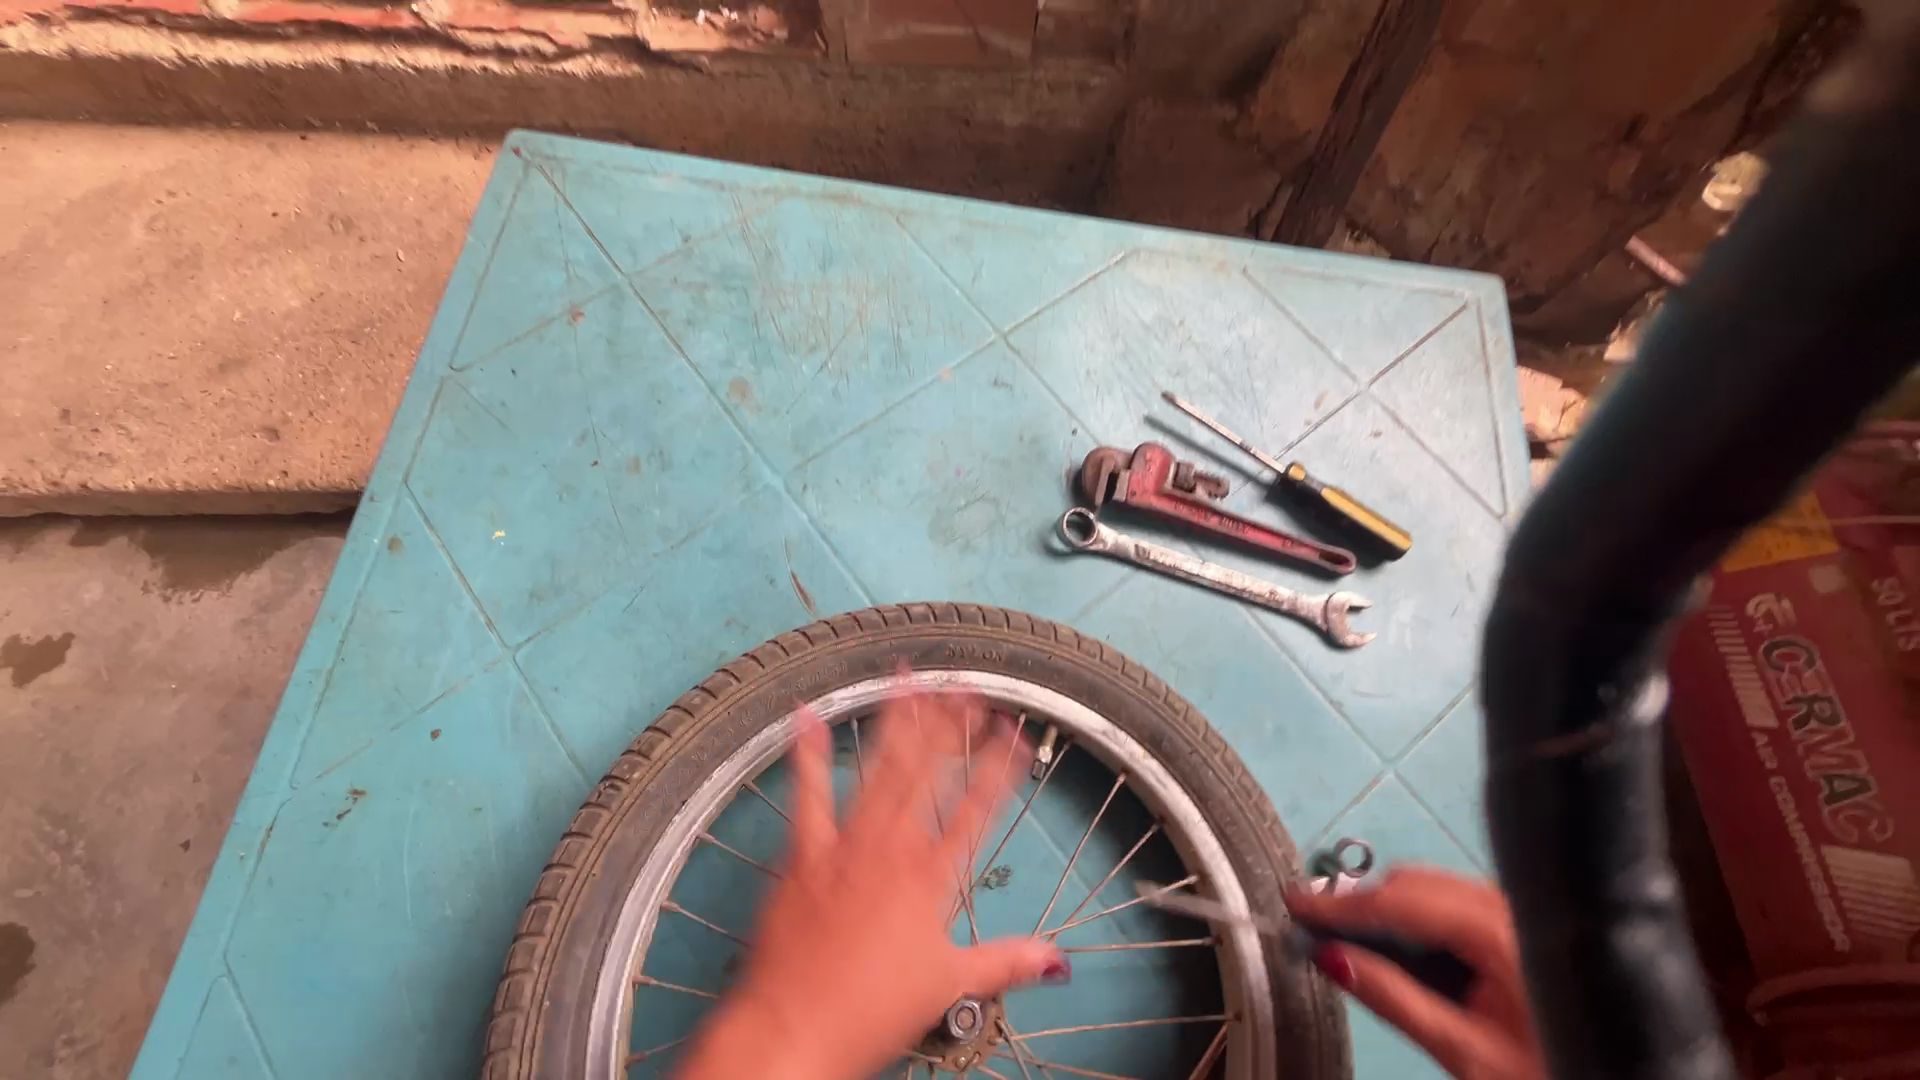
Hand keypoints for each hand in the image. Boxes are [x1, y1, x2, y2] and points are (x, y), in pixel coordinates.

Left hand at [674, 686, 1065, 1079]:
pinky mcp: (804, 850)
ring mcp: (847, 842)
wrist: (795, 1028)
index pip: (977, 807)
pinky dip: (806, 752)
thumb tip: (1056, 960)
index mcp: (931, 876)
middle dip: (949, 724)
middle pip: (928, 772)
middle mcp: (892, 846)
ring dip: (894, 720)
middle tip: (963, 686)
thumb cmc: (872, 1008)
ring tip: (908, 678)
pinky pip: (807, 792)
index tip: (1013, 731)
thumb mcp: (949, 984)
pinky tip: (807, 713)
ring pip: (878, 768)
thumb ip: (1006, 962)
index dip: (999, 765)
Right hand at [1286, 865, 1543, 1079]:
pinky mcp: (1519, 923)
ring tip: (1347, 934)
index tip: (1292, 901)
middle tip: (1313, 922)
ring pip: (1429, 888)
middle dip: (1361, 902)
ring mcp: (1517, 910)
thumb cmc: (1551, 1075)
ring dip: (1386, 908)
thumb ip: (1393, 999)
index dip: (1341, 903)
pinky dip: (1415, 916)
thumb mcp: (1466, 1053)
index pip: (1399, 900)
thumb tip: (1325, 954)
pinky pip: (1451, 902)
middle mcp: (1509, 905)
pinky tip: (1398, 943)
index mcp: (1500, 931)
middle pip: (1413, 884)